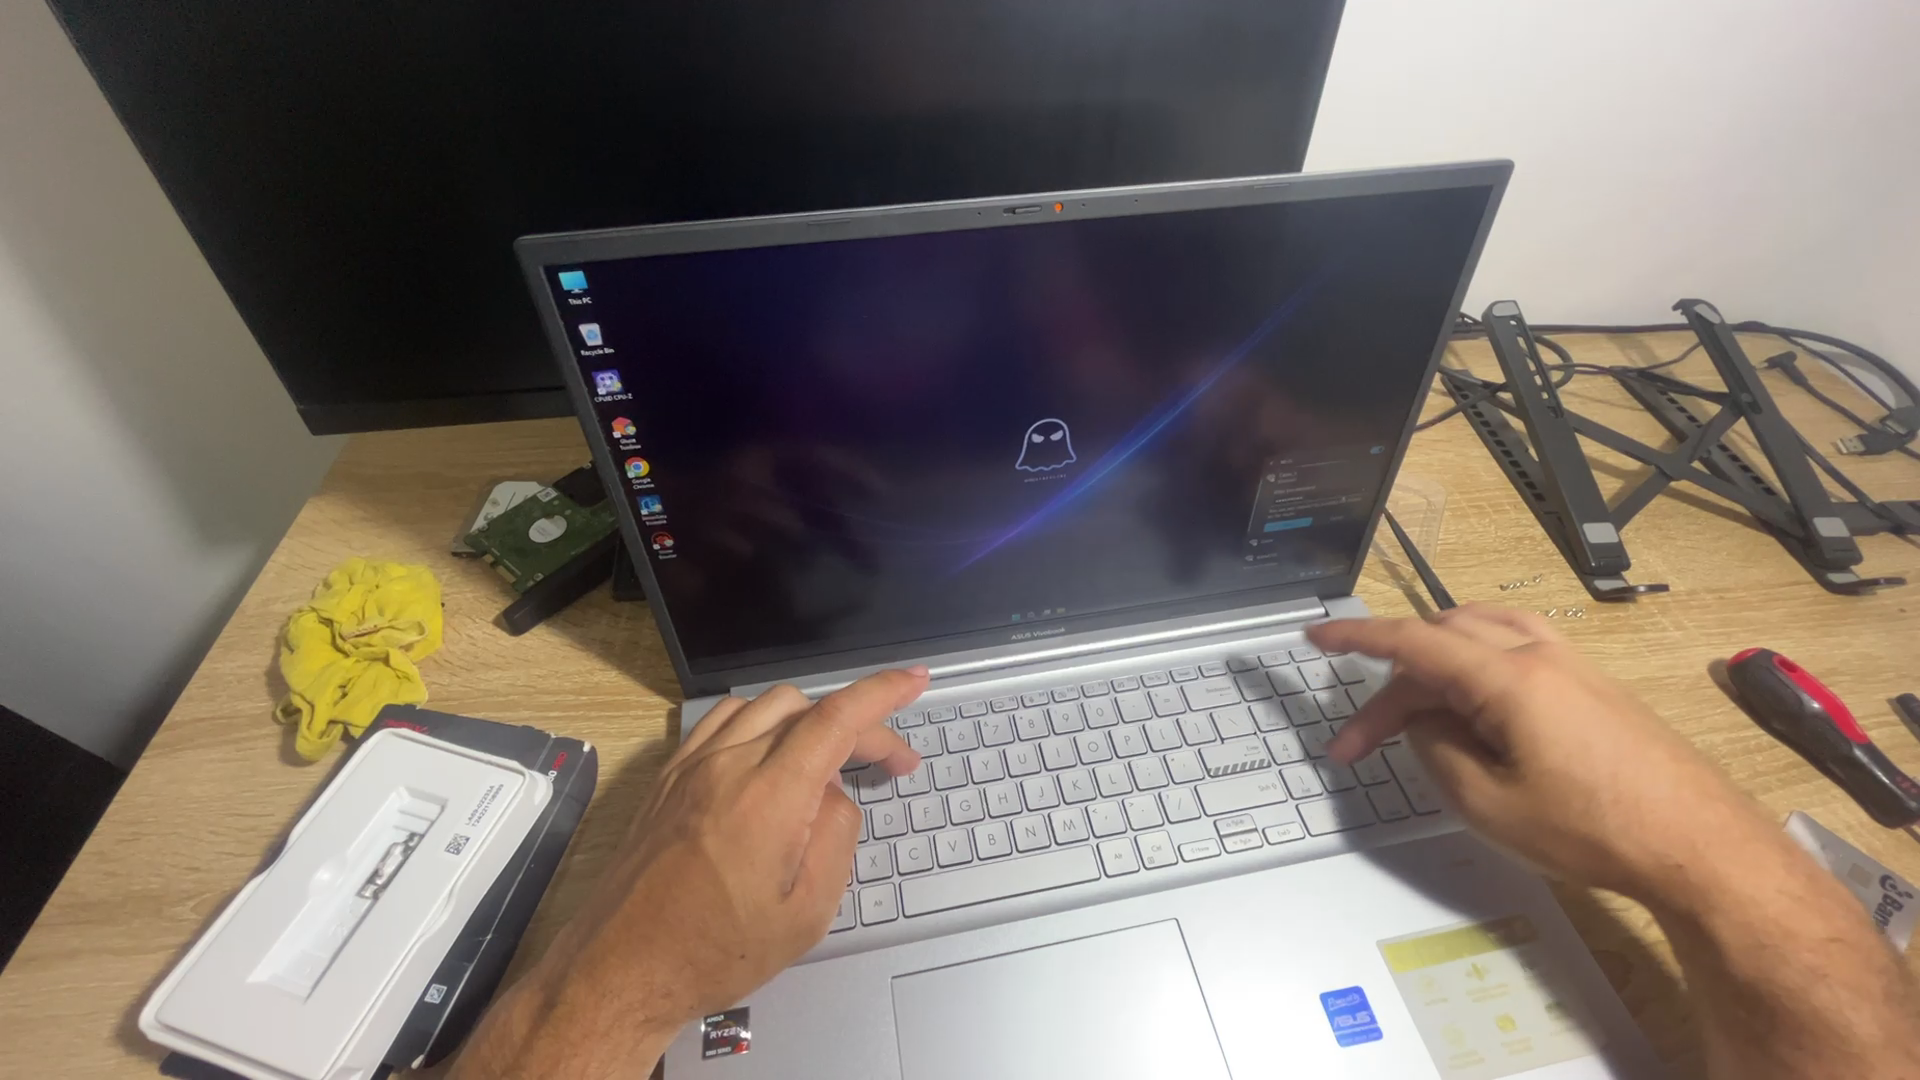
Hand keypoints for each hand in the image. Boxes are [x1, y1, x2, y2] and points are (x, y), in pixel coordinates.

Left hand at [452, 667, 927, 1078]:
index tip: (915, 679)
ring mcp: (694, 763)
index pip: (838, 718)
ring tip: (829, 757)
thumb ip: (838, 834)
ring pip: (767, 704)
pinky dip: (762, 719)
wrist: (620, 970)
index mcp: (770, 796)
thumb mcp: (808, 912)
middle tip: (884, 763)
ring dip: (811, 718)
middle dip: (859, 723)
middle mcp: (730, 763)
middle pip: (809, 708)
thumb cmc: (716, 949)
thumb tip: (836, 792)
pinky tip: (770, 750)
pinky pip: (724, 717)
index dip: (884, 691)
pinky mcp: (671, 772)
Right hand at [1308, 605, 1778, 903]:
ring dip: (1432, 658)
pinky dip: (1473, 658)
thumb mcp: (1483, 802)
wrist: (1708, 854)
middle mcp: (1536, 655)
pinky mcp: (1592, 682)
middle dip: (1391, 684)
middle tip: (1365, 739)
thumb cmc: (1590, 830)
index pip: (1411, 641)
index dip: (1354, 637)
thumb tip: (1425, 722)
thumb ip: (1433, 746)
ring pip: (1478, 631)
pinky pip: (1513, 644)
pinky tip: (1474, 695)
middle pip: (1438, 641)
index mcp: (1506, 678)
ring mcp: (1571, 664)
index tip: (1313, 636)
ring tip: (1413, 700)